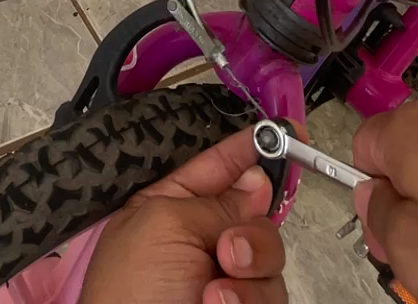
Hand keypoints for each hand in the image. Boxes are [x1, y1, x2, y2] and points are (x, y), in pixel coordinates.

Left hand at [80, 128, 287, 303]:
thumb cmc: (132, 290)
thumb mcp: (164, 226)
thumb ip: (214, 202)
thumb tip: (256, 179)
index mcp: (172, 205)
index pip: (219, 167)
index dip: (249, 148)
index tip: (286, 130)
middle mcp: (203, 240)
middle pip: (256, 214)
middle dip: (251, 232)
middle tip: (229, 252)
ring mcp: (226, 281)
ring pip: (270, 259)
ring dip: (248, 273)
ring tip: (212, 296)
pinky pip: (272, 296)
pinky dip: (248, 302)